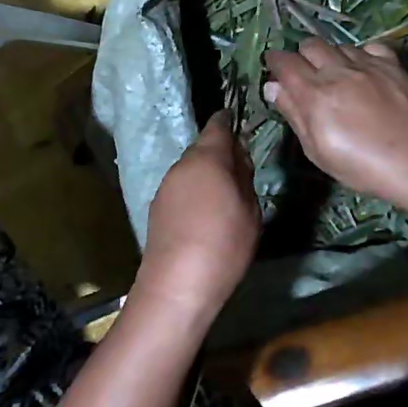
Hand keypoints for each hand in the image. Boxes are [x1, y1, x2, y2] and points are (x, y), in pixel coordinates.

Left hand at [138, 112, 260, 315]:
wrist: (177, 287)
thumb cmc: (224, 243)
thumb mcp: (250, 209)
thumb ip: (245, 178)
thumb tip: (238, 160)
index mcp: (207, 158)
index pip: (218, 126)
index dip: (229, 120)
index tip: (240, 120)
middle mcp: (181, 165)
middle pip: (203, 147)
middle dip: (221, 151)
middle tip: (243, 166)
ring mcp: (165, 187)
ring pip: (191, 169)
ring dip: (208, 173)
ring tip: (228, 191)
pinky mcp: (157, 209)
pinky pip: (182, 187)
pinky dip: (196, 190)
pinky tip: (208, 211)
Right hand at [263, 38, 407, 213]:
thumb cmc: (361, 166)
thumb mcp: (317, 150)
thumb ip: (294, 114)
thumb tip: (273, 86)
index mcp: (315, 94)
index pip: (285, 62)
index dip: (276, 62)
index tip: (275, 68)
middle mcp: (339, 71)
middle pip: (311, 45)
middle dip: (303, 56)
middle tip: (307, 75)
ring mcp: (368, 64)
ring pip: (339, 45)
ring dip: (332, 56)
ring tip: (337, 75)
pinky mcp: (392, 64)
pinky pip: (370, 47)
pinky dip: (361, 54)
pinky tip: (364, 69)